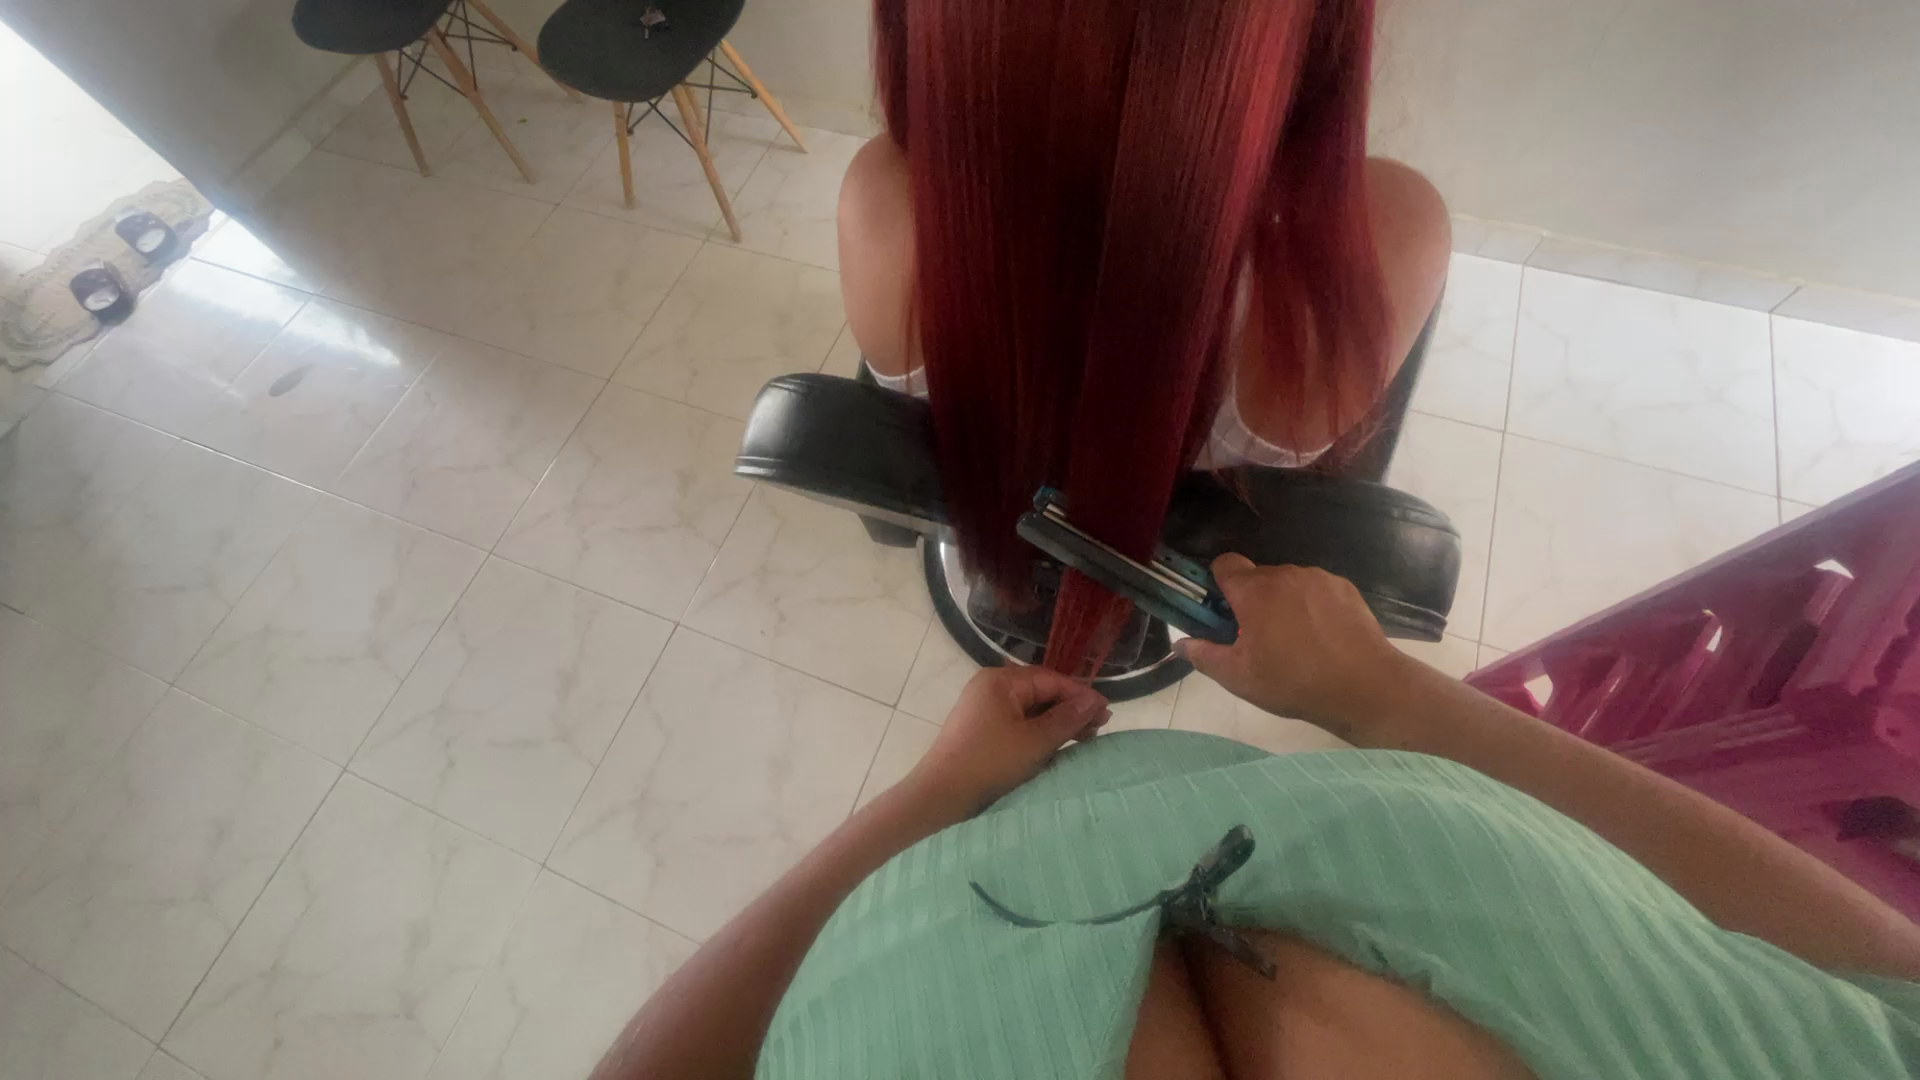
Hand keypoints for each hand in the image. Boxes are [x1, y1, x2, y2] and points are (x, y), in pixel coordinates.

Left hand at [898, 667, 1109, 821]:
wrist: (941, 794)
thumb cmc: (990, 763)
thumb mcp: (1035, 741)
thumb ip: (1067, 719)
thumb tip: (1094, 702)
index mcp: (1001, 680)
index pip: (1050, 680)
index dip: (1081, 696)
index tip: (1108, 713)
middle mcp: (991, 686)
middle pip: (1041, 692)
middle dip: (1070, 709)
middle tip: (1099, 730)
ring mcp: (984, 707)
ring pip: (1031, 708)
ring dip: (1057, 722)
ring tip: (1084, 739)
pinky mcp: (981, 728)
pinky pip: (1018, 722)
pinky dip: (1039, 731)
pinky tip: (1057, 745)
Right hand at [1177, 555, 1410, 738]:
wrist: (1367, 688)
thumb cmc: (1294, 682)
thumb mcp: (1238, 677)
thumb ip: (1203, 655)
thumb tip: (1180, 643)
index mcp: (1253, 592)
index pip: (1224, 564)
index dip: (1218, 583)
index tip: (1222, 612)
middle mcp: (1284, 574)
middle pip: (1256, 577)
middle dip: (1251, 599)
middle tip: (1257, 636)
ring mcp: (1318, 578)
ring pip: (1286, 583)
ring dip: (1281, 602)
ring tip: (1294, 640)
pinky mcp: (1344, 587)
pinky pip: (1314, 589)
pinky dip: (1310, 605)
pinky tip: (1321, 636)